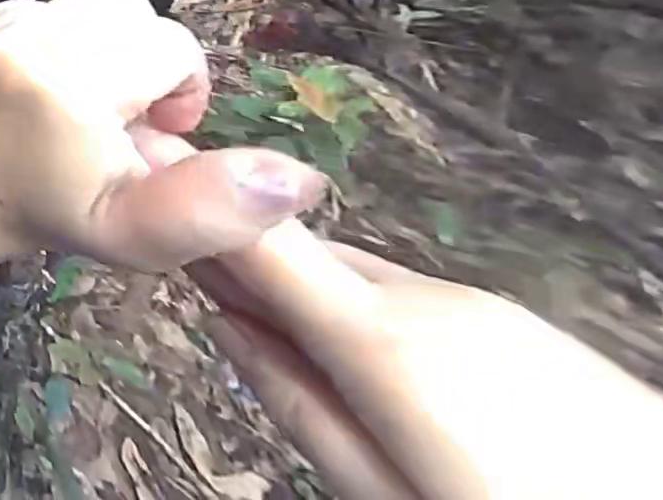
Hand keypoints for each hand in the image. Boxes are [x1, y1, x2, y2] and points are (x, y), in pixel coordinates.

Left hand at [0, 0, 327, 330]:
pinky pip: (56, 6)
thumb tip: (297, 174)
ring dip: (112, 46)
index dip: (180, 90)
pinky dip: (71, 38)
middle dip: (147, 63)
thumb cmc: (52, 211)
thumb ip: (216, 209)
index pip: (169, 46)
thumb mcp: (139, 234)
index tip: (153, 132)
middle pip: (135, 16)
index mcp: (62, 80)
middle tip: (121, 115)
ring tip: (92, 94)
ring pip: (99, 4)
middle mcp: (22, 36)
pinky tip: (56, 79)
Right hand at [196, 230, 662, 498]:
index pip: (252, 235)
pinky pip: (408, 300)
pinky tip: (396, 380)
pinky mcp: (523, 324)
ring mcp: (480, 305)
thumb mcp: (388, 497)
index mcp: (375, 336)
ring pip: (352, 278)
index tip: (139, 194)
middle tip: (221, 314)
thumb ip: (293, 401)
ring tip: (312, 363)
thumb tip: (218, 321)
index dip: (188, 202)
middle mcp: (419, 295)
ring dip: (311, 299)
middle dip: (251, 273)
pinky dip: (369, 316)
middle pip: (299, 257)